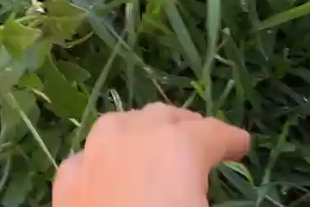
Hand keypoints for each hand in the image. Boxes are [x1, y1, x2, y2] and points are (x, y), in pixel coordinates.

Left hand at [51, 103, 250, 206]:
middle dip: (186, 126)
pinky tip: (107, 171)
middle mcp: (132, 136)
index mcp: (176, 146)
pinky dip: (102, 159)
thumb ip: (205, 192)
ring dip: (142, 132)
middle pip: (164, 118)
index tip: (242, 144)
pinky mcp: (67, 183)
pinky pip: (88, 158)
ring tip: (156, 145)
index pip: (212, 132)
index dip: (231, 139)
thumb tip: (201, 191)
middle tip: (202, 140)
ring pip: (122, 125)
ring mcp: (93, 155)